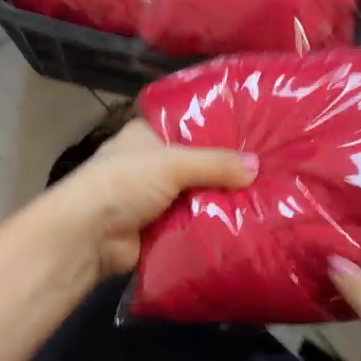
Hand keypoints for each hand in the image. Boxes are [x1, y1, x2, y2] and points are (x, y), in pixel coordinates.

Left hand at [40, 119, 256, 277]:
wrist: (89, 234)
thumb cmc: (124, 182)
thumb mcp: (172, 163)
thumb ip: (214, 163)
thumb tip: (257, 166)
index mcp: (147, 135)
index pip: (188, 127)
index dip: (218, 132)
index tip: (255, 136)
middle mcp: (150, 163)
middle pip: (197, 165)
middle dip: (226, 172)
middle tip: (271, 173)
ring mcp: (154, 197)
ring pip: (197, 196)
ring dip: (222, 202)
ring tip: (269, 202)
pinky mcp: (159, 228)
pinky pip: (193, 224)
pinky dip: (213, 227)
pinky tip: (247, 228)